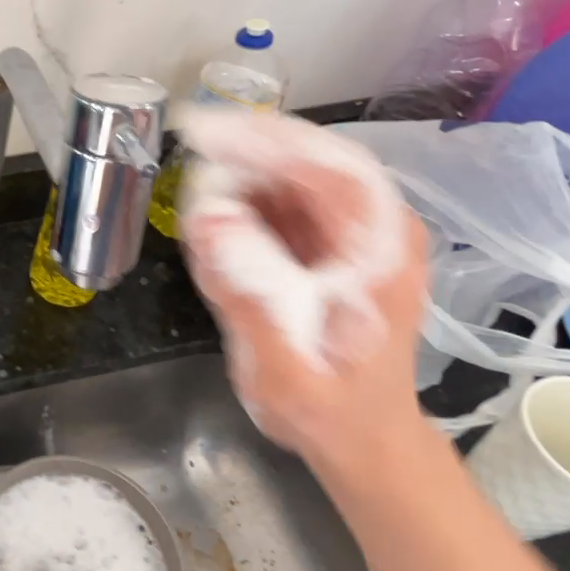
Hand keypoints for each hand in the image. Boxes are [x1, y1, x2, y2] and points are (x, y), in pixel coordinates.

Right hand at [179, 112, 430, 469]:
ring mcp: (352, 239)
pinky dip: (245, 205)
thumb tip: (208, 219)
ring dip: (241, 178)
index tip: (204, 130)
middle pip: (310, 164)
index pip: (327, 166)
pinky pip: (284, 207)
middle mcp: (374, 232)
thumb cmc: (328, 409)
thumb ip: (247, 293)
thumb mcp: (283, 363)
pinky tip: (215, 220)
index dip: (264, 140)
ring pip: (293, 180)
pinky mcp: (328, 250)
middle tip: (188, 152)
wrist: (360, 440)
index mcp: (380, 251)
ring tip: (197, 191)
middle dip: (246, 154)